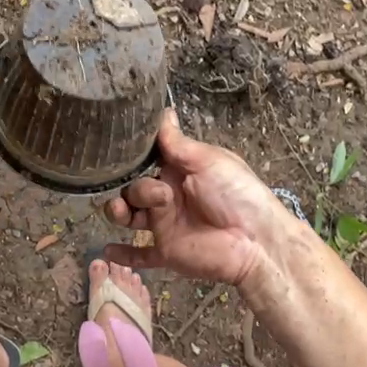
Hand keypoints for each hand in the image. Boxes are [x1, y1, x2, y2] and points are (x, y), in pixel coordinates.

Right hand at [103, 111, 312, 295]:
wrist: (258, 241)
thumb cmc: (238, 193)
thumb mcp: (208, 161)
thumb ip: (178, 143)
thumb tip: (163, 111)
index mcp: (179, 172)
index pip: (146, 161)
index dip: (131, 158)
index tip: (115, 150)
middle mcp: (168, 197)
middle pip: (133, 188)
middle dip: (135, 189)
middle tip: (157, 196)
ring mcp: (165, 226)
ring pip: (130, 217)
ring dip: (118, 211)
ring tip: (120, 211)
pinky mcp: (166, 252)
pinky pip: (140, 255)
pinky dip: (123, 254)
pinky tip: (108, 251)